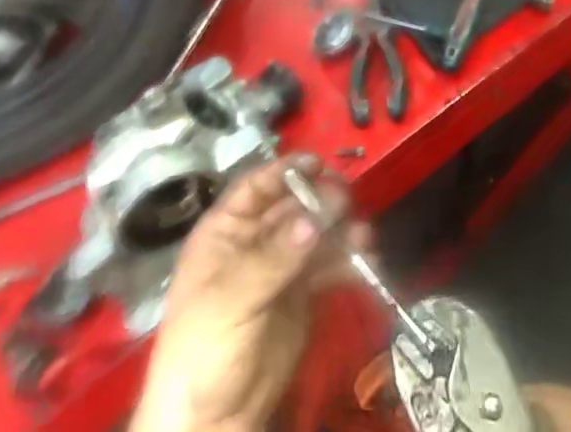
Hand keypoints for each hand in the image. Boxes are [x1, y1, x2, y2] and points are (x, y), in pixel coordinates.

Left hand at [130, 154, 370, 431]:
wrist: (212, 421)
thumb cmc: (204, 352)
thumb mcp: (231, 302)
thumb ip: (274, 259)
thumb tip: (315, 218)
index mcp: (225, 233)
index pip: (256, 187)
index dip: (285, 171)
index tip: (320, 164)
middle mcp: (254, 241)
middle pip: (294, 204)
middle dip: (322, 201)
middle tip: (347, 206)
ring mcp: (281, 266)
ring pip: (317, 232)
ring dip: (342, 230)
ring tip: (363, 239)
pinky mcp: (302, 291)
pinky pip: (330, 264)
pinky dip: (349, 260)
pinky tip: (366, 263)